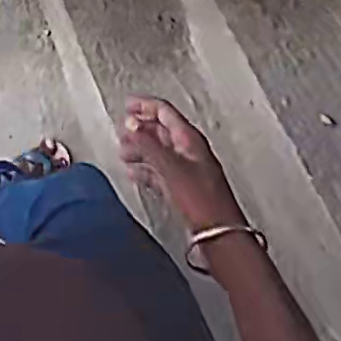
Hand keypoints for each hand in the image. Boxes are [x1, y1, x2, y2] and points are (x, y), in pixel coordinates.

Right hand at [117, 95, 245, 230]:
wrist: (218, 235)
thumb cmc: (201, 199)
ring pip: (158, 150)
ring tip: (123, 153)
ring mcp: (187, 169)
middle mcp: (189, 150)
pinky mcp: (184, 187)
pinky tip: (134, 173)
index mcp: (189, 138)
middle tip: (121, 131)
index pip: (164, 110)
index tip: (126, 106)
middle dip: (138, 129)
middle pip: (160, 129)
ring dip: (139, 149)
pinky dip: (145, 168)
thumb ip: (147, 142)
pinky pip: (160, 170)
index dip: (143, 105)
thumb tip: (131, 124)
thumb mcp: (169, 165)